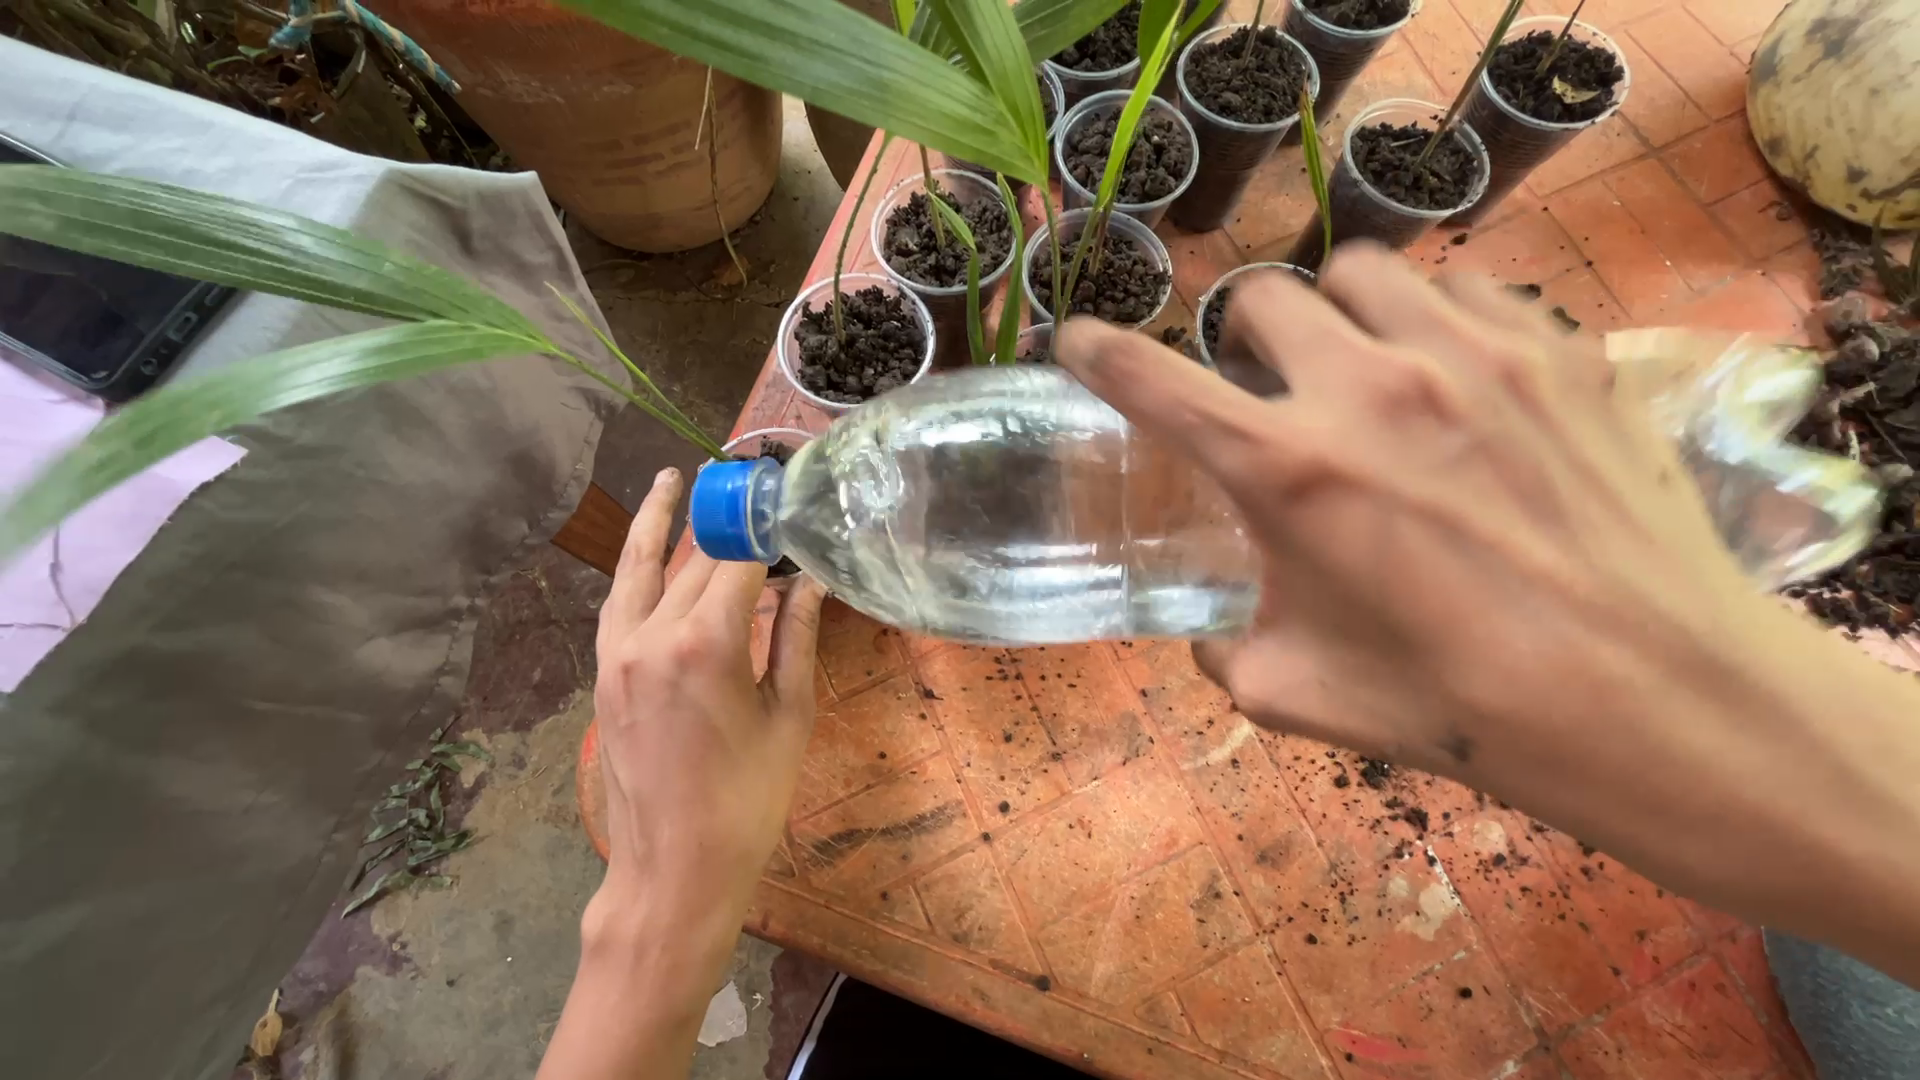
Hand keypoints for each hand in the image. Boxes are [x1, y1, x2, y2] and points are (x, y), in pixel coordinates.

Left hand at [590, 467, 825, 920]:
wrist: (674, 869)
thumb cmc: (749, 799)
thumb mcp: (789, 715)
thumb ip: (796, 637)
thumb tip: (811, 582)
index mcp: (707, 644)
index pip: (737, 559)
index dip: (762, 521)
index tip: (783, 490)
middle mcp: (652, 634)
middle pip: (696, 560)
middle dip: (727, 521)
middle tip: (755, 487)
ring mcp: (618, 652)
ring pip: (642, 568)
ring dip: (660, 522)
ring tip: (675, 480)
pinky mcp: (604, 671)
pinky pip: (619, 600)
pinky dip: (634, 566)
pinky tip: (647, 548)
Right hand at [1060, 243, 1746, 775]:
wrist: (1653, 701)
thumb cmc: (1452, 703)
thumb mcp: (1290, 691)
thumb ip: (1217, 647)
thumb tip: (1201, 626)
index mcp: (1285, 471)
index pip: (1154, 382)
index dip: (1099, 353)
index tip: (1077, 341)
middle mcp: (1366, 388)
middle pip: (1261, 296)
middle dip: (1242, 338)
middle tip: (1264, 387)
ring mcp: (1470, 354)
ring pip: (1360, 272)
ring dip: (1334, 315)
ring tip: (1355, 369)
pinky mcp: (1557, 349)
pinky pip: (1463, 288)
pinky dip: (1430, 319)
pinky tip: (1448, 377)